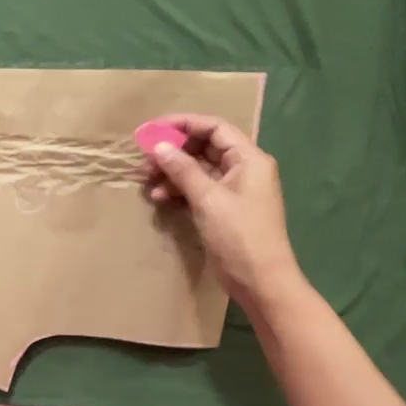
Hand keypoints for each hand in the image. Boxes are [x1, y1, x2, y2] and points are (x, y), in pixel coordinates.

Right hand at [139, 115, 301, 307]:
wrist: (260, 280)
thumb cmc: (239, 235)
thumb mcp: (208, 199)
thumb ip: (182, 169)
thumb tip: (158, 145)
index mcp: (249, 159)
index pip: (214, 128)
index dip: (183, 124)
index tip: (152, 130)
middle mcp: (243, 169)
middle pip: (204, 148)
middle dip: (173, 152)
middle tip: (145, 160)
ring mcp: (233, 190)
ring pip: (197, 170)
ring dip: (172, 173)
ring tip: (147, 182)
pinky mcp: (222, 209)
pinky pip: (197, 190)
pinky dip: (178, 191)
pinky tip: (160, 199)